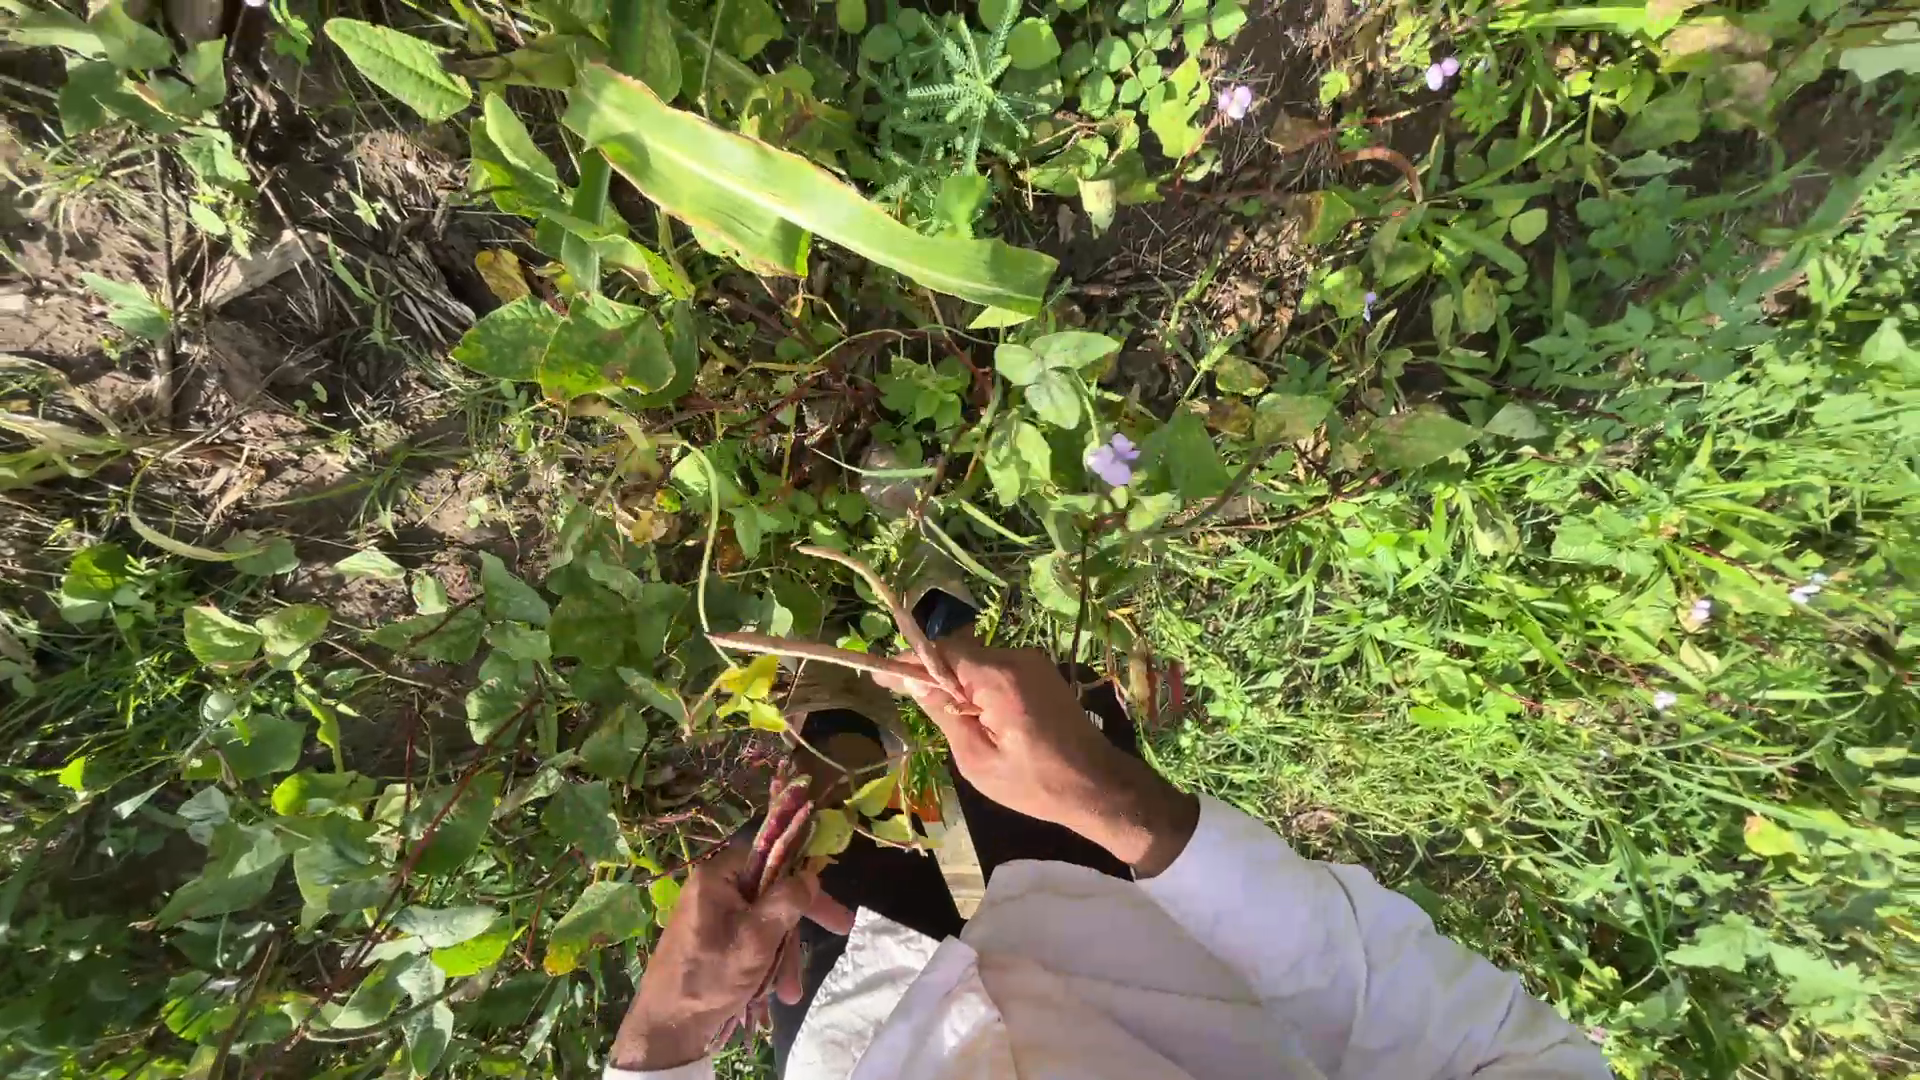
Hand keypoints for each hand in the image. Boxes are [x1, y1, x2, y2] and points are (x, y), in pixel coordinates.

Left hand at [610, 843, 817, 1069]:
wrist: (664, 1034)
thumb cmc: (709, 978)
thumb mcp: (756, 939)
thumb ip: (787, 901)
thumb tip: (811, 875)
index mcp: (717, 876)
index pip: (770, 856)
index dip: (801, 874)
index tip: (826, 895)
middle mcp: (713, 888)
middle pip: (771, 891)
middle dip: (795, 925)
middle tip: (837, 930)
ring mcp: (712, 914)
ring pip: (764, 919)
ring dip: (783, 952)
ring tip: (790, 991)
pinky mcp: (712, 939)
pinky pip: (750, 937)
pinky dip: (766, 960)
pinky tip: (773, 991)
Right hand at [875, 633, 1197, 876]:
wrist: (1097, 786)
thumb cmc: (1035, 783)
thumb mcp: (977, 758)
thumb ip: (945, 714)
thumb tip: (916, 684)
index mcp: (999, 677)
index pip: (941, 653)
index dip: (908, 662)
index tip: (878, 672)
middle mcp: (1016, 657)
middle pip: (957, 651)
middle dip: (926, 668)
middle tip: (897, 690)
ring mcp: (1032, 662)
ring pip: (976, 659)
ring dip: (951, 677)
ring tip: (929, 704)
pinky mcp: (1040, 672)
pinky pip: (995, 668)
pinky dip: (974, 681)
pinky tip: (965, 707)